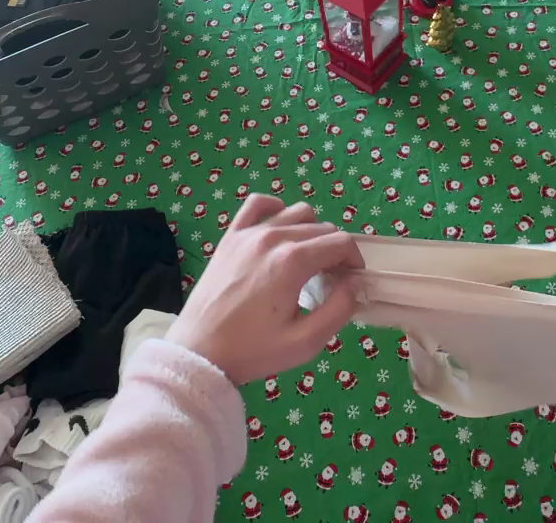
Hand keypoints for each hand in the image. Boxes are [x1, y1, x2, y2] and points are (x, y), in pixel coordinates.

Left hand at [166, 195, 363, 384]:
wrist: (200, 352)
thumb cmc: (253, 350)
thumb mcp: (305, 342)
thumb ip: (339, 310)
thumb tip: (356, 283)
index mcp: (293, 262)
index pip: (340, 242)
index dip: (354, 258)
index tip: (351, 279)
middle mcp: (273, 237)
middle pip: (321, 227)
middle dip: (334, 249)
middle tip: (330, 277)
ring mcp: (249, 232)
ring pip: (296, 212)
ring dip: (311, 230)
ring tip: (307, 258)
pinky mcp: (231, 235)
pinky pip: (259, 204)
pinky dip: (276, 210)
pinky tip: (279, 231)